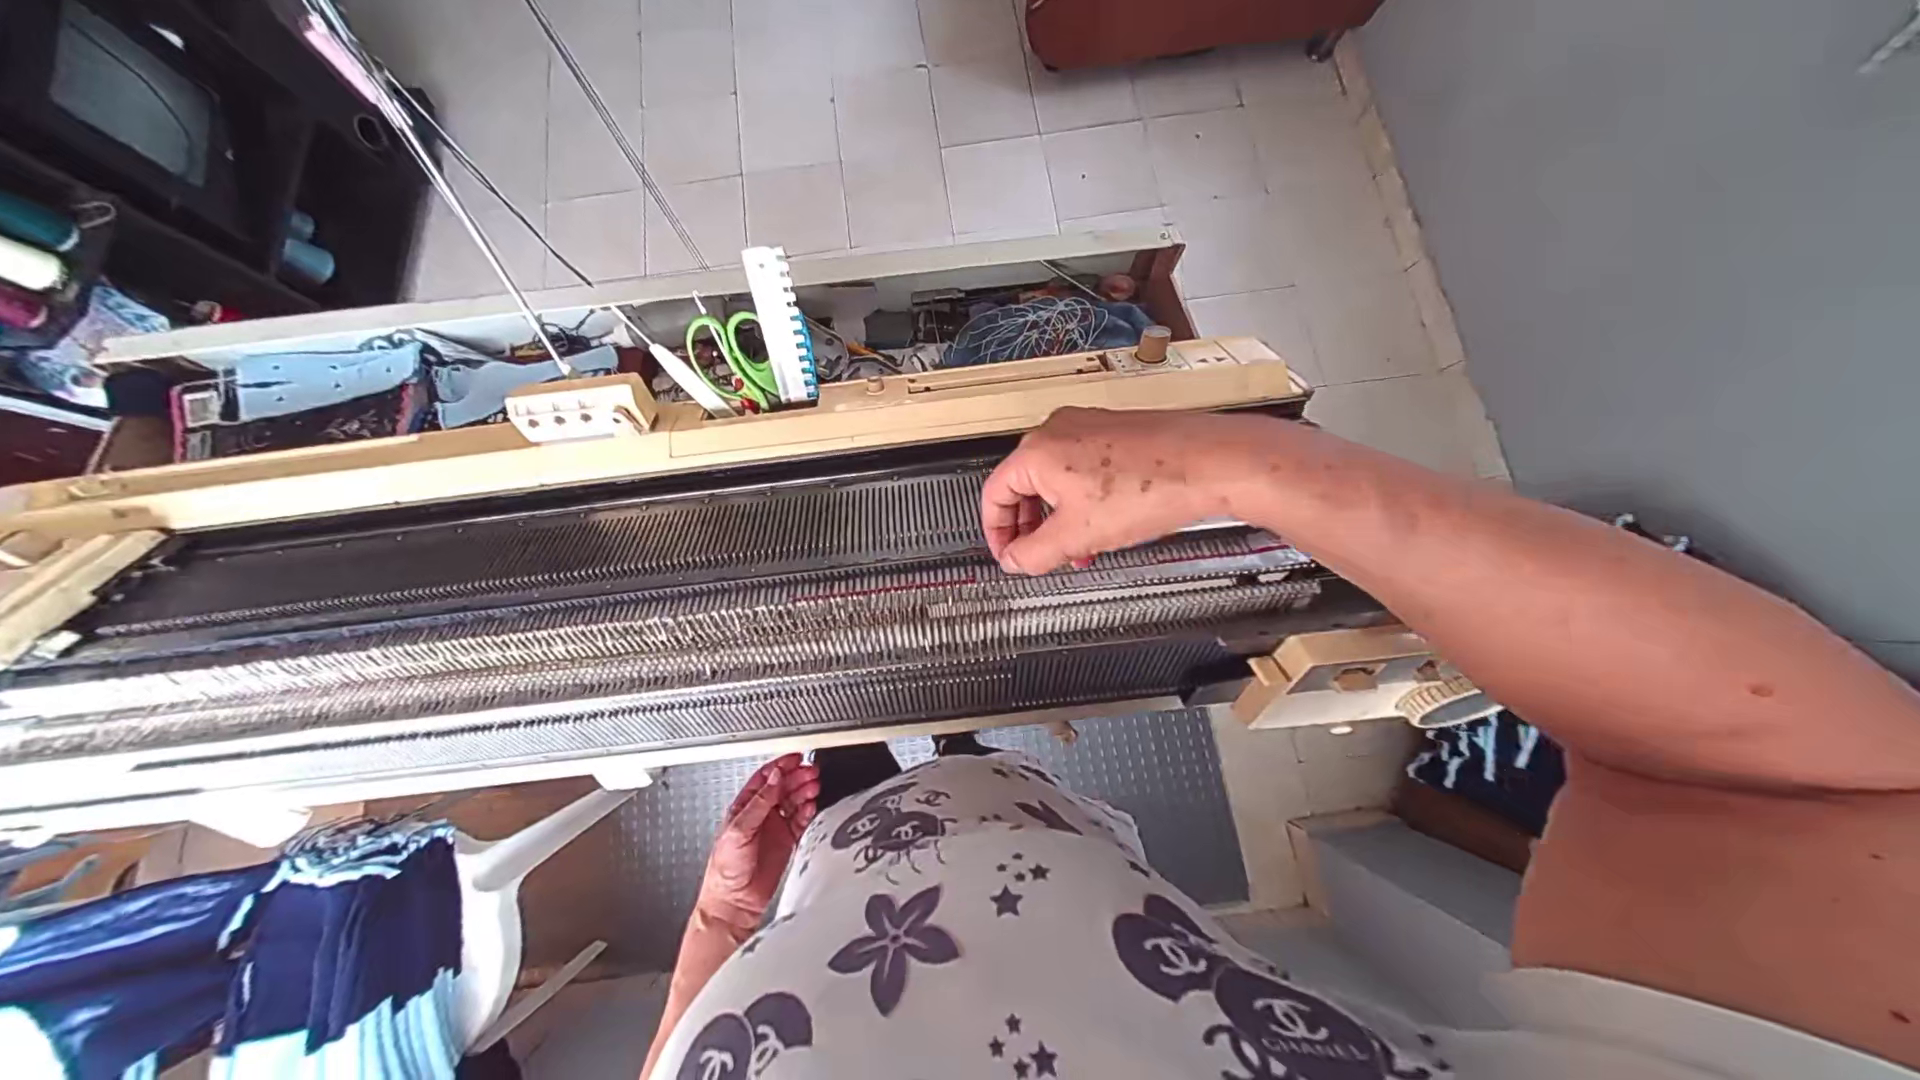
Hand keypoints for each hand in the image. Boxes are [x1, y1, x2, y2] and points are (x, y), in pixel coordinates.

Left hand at [695, 753, 820, 935]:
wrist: (734, 904)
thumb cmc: (725, 871)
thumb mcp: (739, 831)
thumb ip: (759, 803)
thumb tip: (774, 778)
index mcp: (745, 807)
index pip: (765, 778)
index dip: (781, 766)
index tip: (795, 758)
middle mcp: (761, 814)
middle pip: (783, 786)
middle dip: (797, 776)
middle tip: (811, 770)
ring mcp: (774, 827)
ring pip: (794, 800)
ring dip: (804, 791)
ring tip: (814, 786)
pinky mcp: (786, 841)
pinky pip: (801, 820)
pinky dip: (808, 811)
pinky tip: (812, 806)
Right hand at [980, 407, 1269, 574]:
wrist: (1210, 463)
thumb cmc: (1150, 486)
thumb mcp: (1077, 536)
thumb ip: (1033, 554)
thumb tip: (1015, 560)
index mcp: (1037, 451)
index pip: (994, 494)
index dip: (996, 533)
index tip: (1007, 554)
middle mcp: (1057, 430)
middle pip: (1022, 485)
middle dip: (1030, 528)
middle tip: (1037, 555)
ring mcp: (1087, 427)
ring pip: (1054, 479)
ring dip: (1057, 519)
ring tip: (1075, 549)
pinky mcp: (1112, 432)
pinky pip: (1081, 469)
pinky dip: (1080, 501)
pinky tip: (1100, 525)